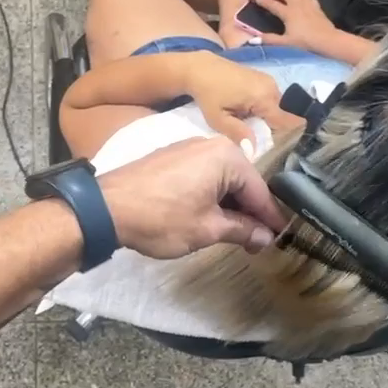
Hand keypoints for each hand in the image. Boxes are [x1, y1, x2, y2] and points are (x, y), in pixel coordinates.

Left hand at [98, 137, 290, 257]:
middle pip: (243, 182)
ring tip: (238, 235)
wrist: (106, 208)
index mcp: (227, 156)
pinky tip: (213, 218)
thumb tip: (265, 236)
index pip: (260, 191)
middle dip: (251, 212)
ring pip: (223, 180)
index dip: (271, 218)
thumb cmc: (162, 218)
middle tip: (259, 242)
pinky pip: (205, 176)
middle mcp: (212, 144)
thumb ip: (242, 230)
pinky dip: (213, 196)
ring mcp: (190, 148)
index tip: (281, 239)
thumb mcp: (207, 229)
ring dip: (231, 206)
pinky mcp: (173, 158)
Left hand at [185, 54, 299, 146]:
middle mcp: (272, 87)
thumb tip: (253, 151)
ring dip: (265, 118)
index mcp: (264, 97)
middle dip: (270, 128)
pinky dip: (261, 108)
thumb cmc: (208, 93)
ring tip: (247, 123)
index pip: (287, 121)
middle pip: (281, 116)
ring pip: (276, 108)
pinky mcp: (264, 78)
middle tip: (253, 136)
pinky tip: (246, 111)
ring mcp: (269, 81)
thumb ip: (237, 134)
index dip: (284, 136)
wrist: (200, 68)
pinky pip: (269, 100)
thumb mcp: (218, 118)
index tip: (276, 148)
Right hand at [238, 0, 339, 53]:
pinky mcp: (317, 6)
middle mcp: (297, 4)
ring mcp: (308, 4)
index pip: (272, 4)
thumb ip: (269, 40)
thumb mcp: (285, 42)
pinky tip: (302, 2)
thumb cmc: (305, 42)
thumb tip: (252, 40)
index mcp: (288, 12)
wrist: (327, 40)